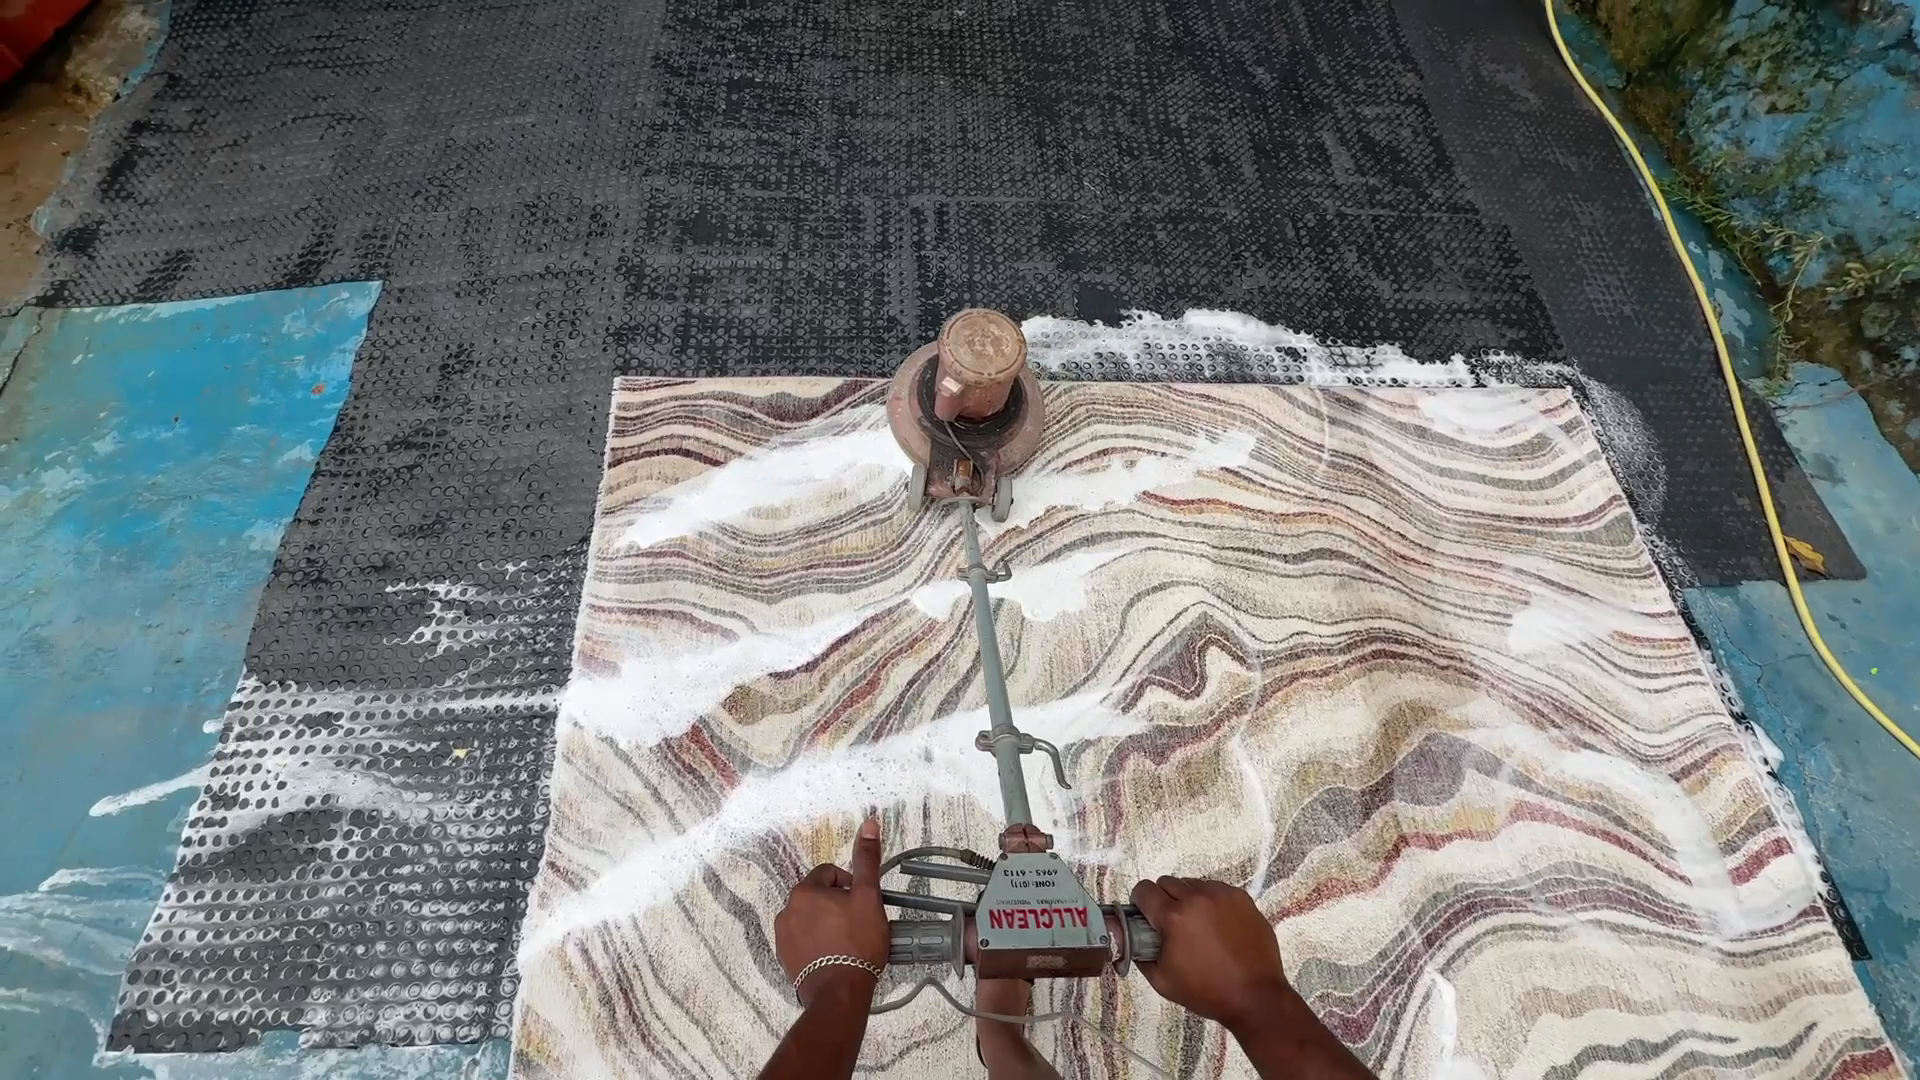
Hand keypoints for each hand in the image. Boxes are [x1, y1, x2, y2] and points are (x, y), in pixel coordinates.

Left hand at [773, 817, 889, 1006]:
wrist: (839, 995)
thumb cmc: (857, 941)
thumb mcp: (869, 897)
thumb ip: (867, 859)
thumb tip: (868, 822)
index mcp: (805, 890)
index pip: (830, 873)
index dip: (851, 886)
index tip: (863, 905)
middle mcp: (787, 909)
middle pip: (819, 895)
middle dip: (838, 904)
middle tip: (858, 924)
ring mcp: (782, 936)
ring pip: (811, 917)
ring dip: (826, 923)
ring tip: (846, 943)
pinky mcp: (784, 959)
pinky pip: (803, 940)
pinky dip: (817, 943)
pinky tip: (833, 957)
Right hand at [1130, 876, 1289, 1032]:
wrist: (1257, 998)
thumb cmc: (1209, 992)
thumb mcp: (1163, 982)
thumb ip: (1140, 955)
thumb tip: (1130, 938)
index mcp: (1174, 917)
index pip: (1144, 890)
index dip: (1140, 902)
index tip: (1146, 914)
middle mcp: (1196, 899)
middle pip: (1166, 882)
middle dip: (1164, 900)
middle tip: (1173, 924)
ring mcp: (1221, 895)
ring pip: (1191, 883)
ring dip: (1188, 899)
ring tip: (1198, 925)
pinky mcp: (1240, 897)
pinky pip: (1215, 888)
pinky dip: (1211, 901)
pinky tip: (1217, 924)